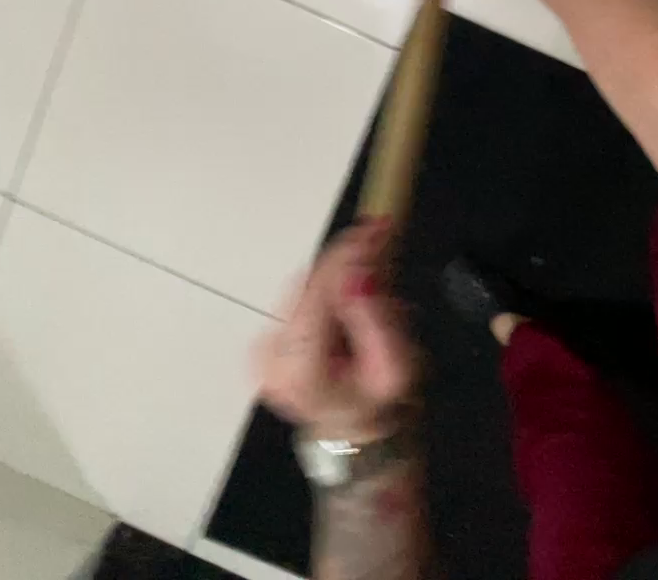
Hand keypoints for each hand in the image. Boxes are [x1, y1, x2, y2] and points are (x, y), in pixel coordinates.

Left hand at [257, 218, 418, 442]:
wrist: (355, 432)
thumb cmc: (381, 404)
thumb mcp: (396, 368)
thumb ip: (378, 320)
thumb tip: (359, 272)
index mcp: (299, 369)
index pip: (319, 293)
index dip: (347, 255)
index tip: (377, 224)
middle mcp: (269, 358)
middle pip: (309, 284)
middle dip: (348, 256)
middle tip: (383, 235)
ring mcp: (261, 349)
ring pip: (304, 285)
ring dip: (340, 269)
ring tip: (374, 267)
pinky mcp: (264, 339)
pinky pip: (300, 296)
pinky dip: (328, 284)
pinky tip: (352, 288)